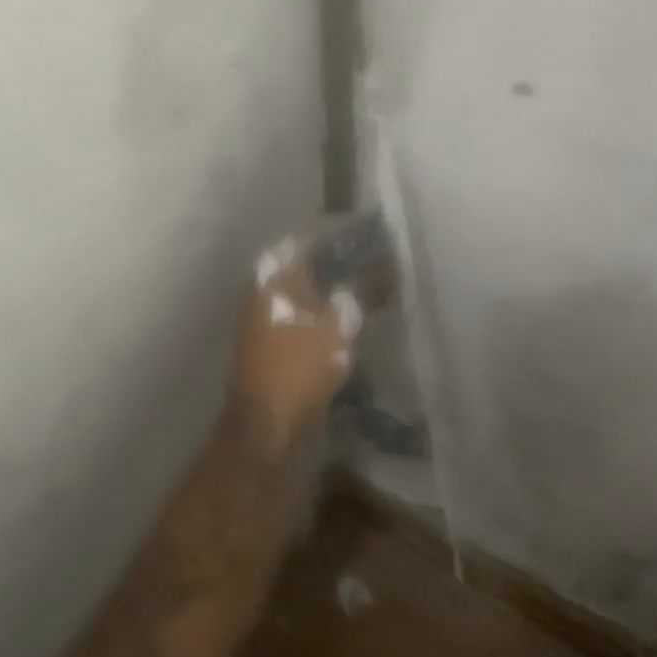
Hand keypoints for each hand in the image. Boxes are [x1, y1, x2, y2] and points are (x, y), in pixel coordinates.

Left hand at [233, 215, 393, 444]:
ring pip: (317, 288)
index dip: (347, 229)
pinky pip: (317, 313)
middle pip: (315, 260)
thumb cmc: (299, 365)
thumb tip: (388, 264)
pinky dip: (339, 309)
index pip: (314, 233)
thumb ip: (365, 289)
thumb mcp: (340, 322)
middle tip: (389, 257)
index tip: (379, 228)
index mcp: (276, 271)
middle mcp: (270, 286)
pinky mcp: (284, 342)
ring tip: (384, 283)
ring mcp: (273, 315)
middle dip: (351, 257)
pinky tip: (365, 314)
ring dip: (346, 284)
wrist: (268, 427)